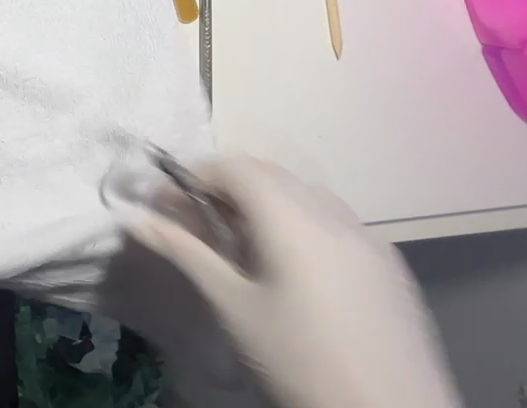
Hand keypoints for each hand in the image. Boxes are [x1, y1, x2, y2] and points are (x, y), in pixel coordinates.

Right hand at [127, 155, 463, 407]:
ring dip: (265, 201)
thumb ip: (184, 251)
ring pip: (305, 194)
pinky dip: (302, 221)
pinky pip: (336, 221)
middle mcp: (335, 218)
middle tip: (198, 221)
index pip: (235, 167)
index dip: (196, 176)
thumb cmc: (298, 359)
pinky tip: (292, 265)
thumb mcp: (231, 304)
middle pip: (270, 174)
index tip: (169, 204)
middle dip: (227, 187)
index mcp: (293, 221)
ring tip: (243, 243)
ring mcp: (371, 242)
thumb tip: (135, 219)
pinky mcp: (391, 268)